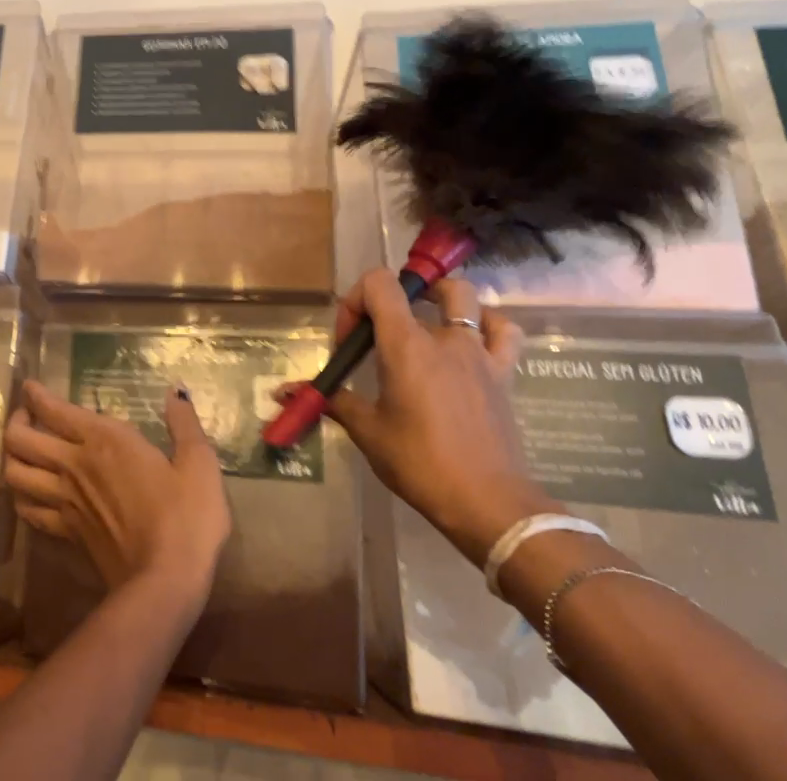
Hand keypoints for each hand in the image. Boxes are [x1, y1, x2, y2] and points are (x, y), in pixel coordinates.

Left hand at [2, 380, 230, 596]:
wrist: (165, 580)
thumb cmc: (186, 518)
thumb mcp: (199, 464)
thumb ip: (185, 424)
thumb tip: (175, 391)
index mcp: (104, 440)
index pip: (54, 410)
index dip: (35, 395)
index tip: (29, 386)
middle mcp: (73, 465)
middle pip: (19, 439)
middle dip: (15, 422)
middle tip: (26, 417)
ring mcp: (64, 500)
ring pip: (15, 473)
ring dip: (11, 458)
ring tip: (22, 452)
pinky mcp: (65, 531)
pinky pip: (27, 509)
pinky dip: (20, 497)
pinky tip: (30, 493)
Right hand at [303, 268, 558, 566]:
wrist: (486, 500)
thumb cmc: (419, 463)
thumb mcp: (367, 431)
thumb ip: (332, 400)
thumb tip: (284, 391)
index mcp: (406, 346)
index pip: (379, 286)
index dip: (356, 302)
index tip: (350, 342)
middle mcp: (445, 338)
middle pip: (418, 290)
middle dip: (391, 303)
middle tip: (380, 335)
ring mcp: (479, 353)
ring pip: (466, 299)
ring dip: (441, 299)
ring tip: (425, 319)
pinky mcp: (503, 374)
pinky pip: (502, 332)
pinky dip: (487, 323)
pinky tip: (471, 338)